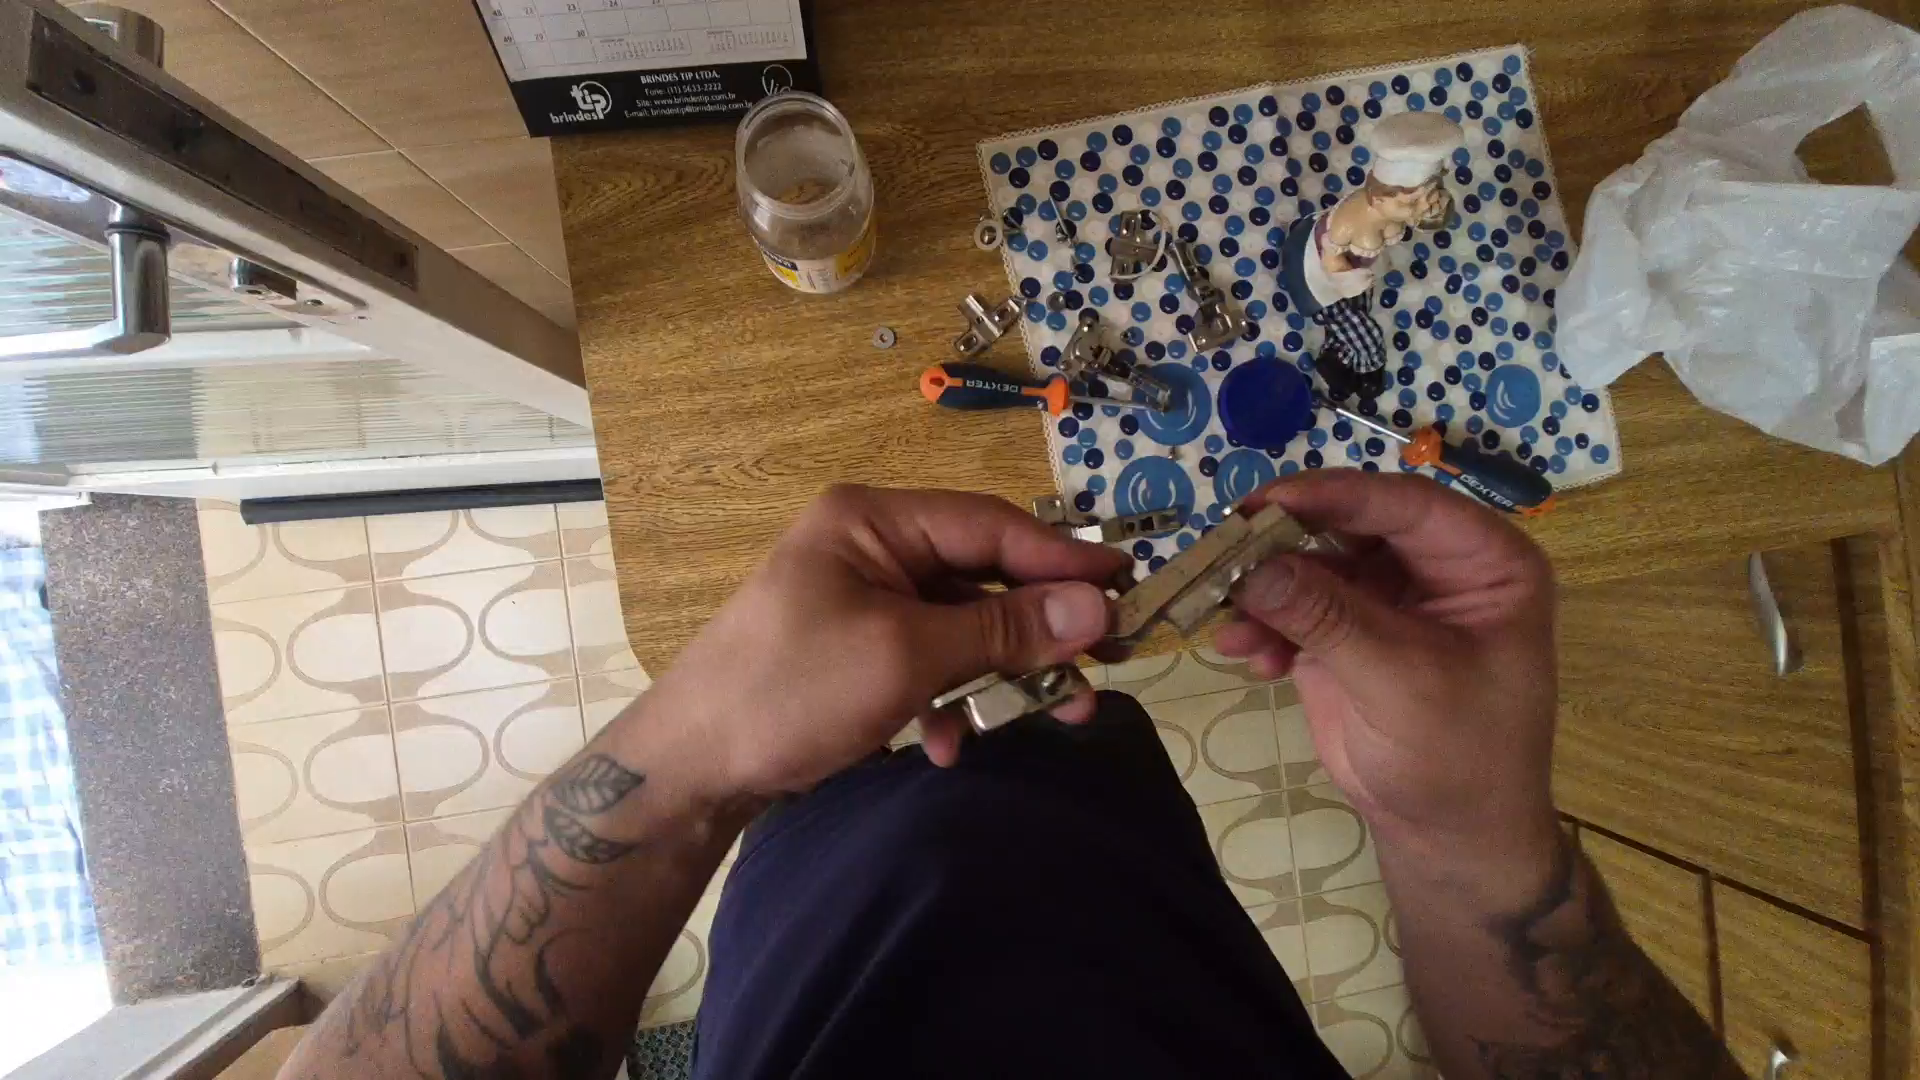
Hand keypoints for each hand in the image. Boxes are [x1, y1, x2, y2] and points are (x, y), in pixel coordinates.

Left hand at [637, 486, 1131, 797]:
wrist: (692, 768)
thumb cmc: (791, 690)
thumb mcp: (905, 656)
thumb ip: (1004, 629)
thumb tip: (1097, 608)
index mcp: (873, 520)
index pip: (989, 526)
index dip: (1061, 557)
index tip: (1125, 583)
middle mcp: (873, 547)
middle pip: (981, 576)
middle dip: (1037, 626)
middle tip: (1103, 660)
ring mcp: (867, 598)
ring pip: (961, 625)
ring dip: (998, 671)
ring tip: (1053, 712)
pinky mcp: (862, 646)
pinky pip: (928, 659)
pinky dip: (948, 697)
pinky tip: (945, 742)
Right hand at [1212, 471, 1559, 865]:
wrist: (1443, 830)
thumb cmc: (1457, 755)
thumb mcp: (1400, 681)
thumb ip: (1327, 618)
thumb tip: (1249, 568)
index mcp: (1479, 562)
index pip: (1405, 505)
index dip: (1335, 495)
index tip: (1264, 501)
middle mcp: (1427, 568)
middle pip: (1344, 527)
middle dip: (1282, 541)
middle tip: (1224, 546)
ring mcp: (1377, 598)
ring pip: (1306, 565)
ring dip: (1261, 590)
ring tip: (1224, 614)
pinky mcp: (1337, 630)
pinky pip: (1289, 607)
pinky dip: (1262, 627)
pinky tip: (1245, 654)